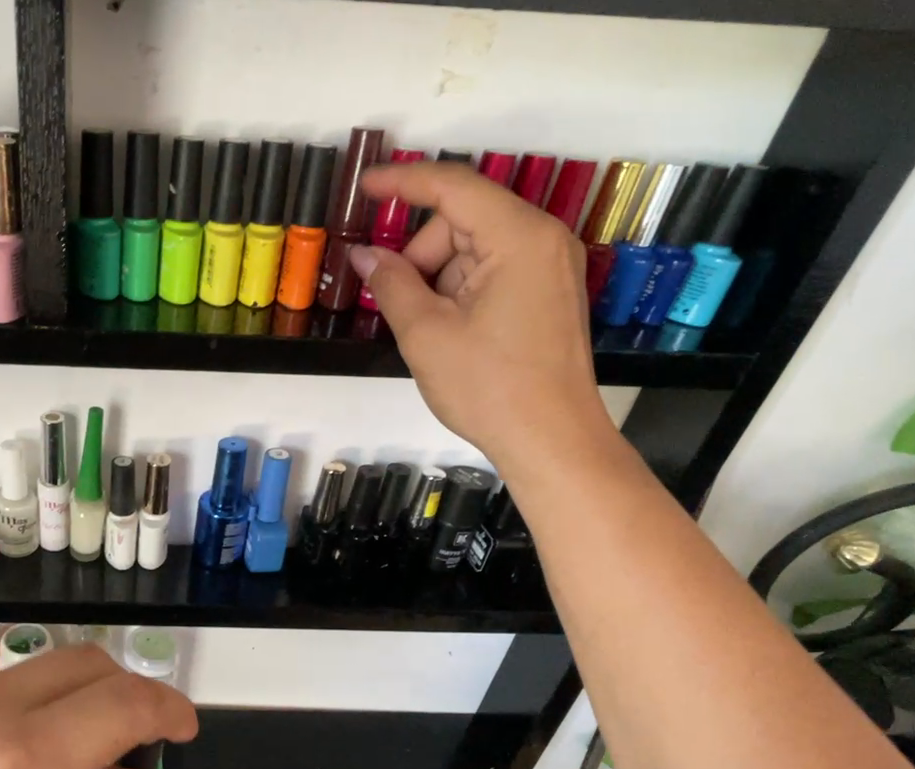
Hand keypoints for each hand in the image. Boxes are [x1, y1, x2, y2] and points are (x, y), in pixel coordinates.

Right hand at [348, 163, 612, 471]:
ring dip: (438, 278)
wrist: (551, 440)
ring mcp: (551, 267)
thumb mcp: (426, 334)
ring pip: (474, 249)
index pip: (454, 187)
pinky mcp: (548, 294)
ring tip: (426, 328)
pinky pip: (493, 271)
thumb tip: (363, 254)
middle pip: (463, 221)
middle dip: (421, 253)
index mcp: (519, 237)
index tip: (364, 187)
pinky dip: (460, 290)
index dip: (403, 182)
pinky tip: (447, 329)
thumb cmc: (489, 387)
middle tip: (395, 301)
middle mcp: (543, 239)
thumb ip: (390, 284)